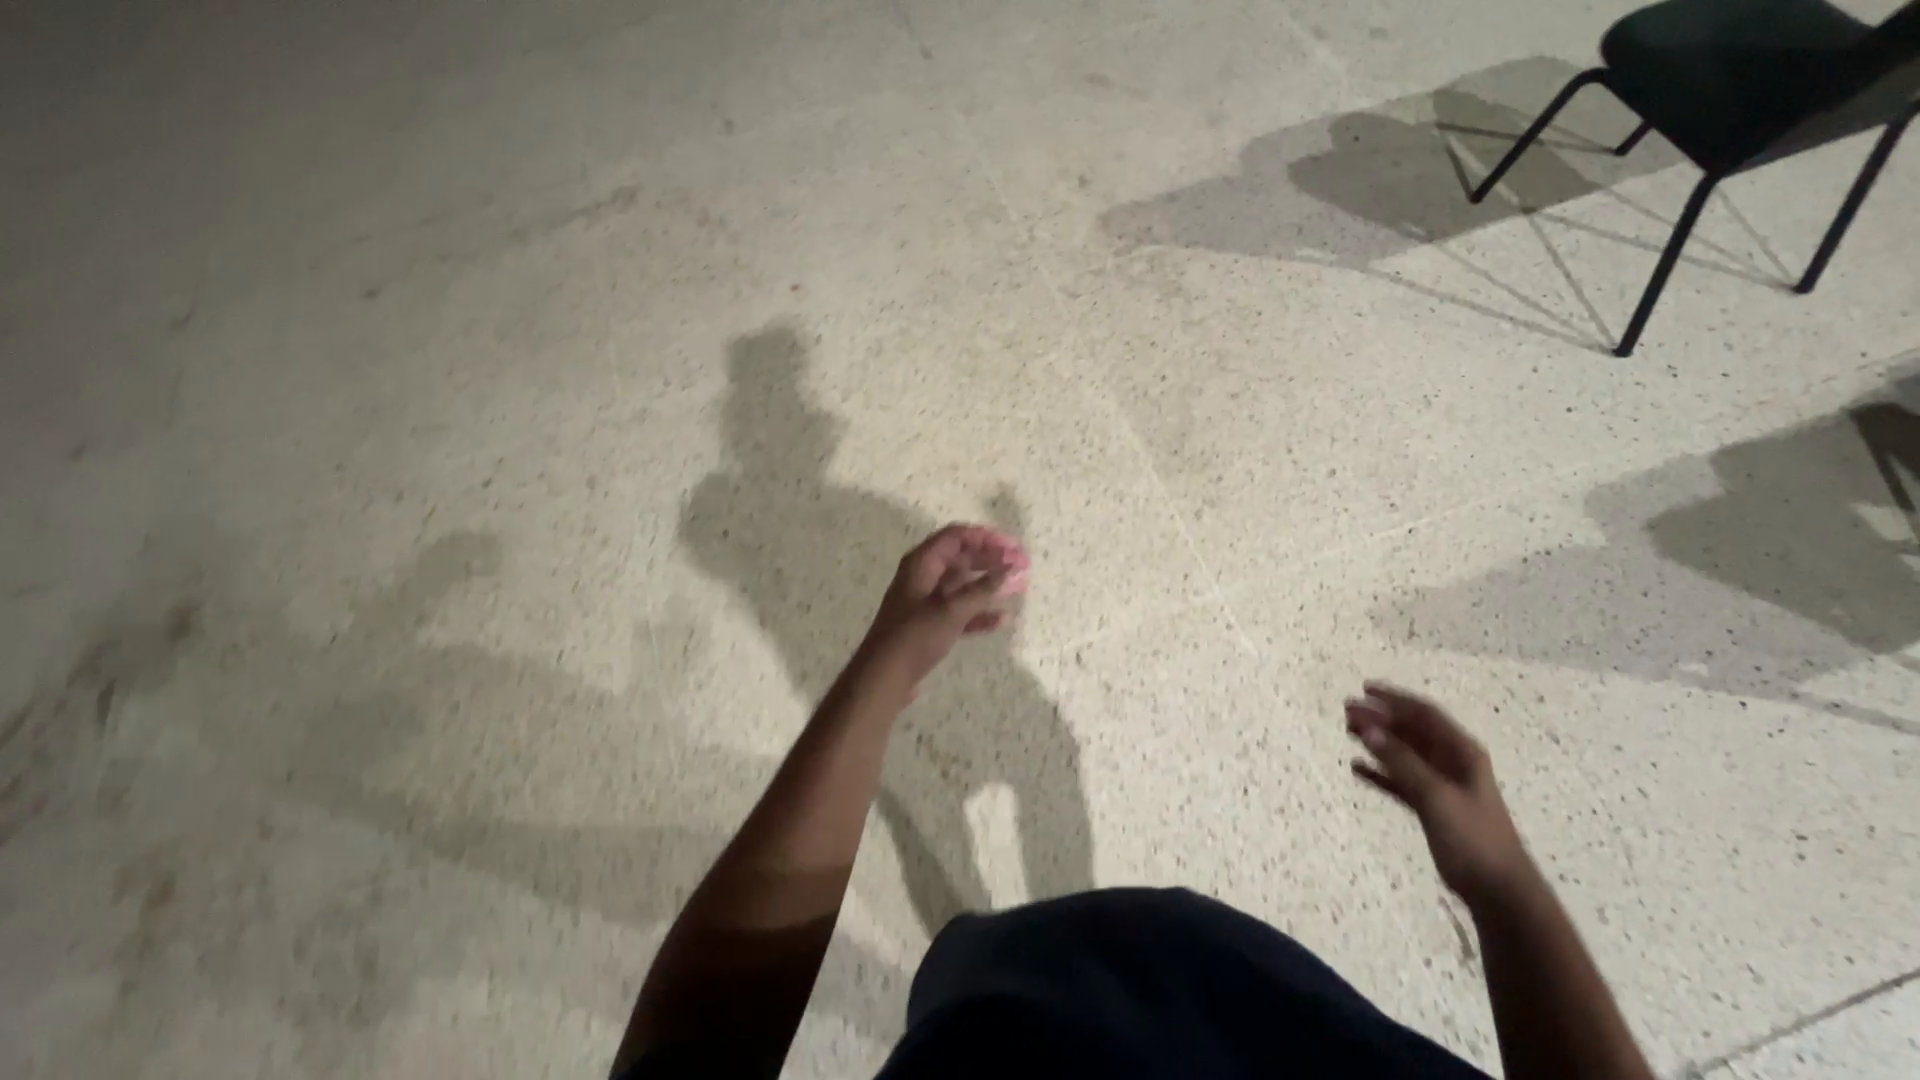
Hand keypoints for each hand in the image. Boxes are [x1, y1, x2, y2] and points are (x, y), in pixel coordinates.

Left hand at [856, 524, 1029, 691]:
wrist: (884, 677)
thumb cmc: (915, 636)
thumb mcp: (952, 609)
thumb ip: (984, 588)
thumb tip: (1012, 569)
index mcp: (922, 563)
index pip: (957, 536)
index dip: (986, 538)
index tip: (1013, 549)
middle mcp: (923, 576)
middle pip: (961, 558)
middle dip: (992, 561)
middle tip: (1023, 567)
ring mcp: (926, 601)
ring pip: (963, 585)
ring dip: (989, 586)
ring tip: (1018, 590)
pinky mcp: (930, 624)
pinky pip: (959, 610)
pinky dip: (979, 612)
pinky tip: (1001, 621)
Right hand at [1346, 682, 1534, 906]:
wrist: (1497, 888)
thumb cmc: (1472, 836)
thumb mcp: (1435, 795)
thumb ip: (1401, 762)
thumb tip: (1368, 729)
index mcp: (1461, 752)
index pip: (1425, 714)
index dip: (1395, 699)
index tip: (1364, 690)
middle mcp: (1451, 762)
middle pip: (1411, 731)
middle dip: (1381, 718)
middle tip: (1347, 712)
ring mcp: (1440, 785)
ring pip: (1403, 754)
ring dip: (1377, 742)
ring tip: (1348, 732)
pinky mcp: (1430, 806)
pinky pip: (1399, 781)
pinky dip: (1380, 773)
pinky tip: (1357, 769)